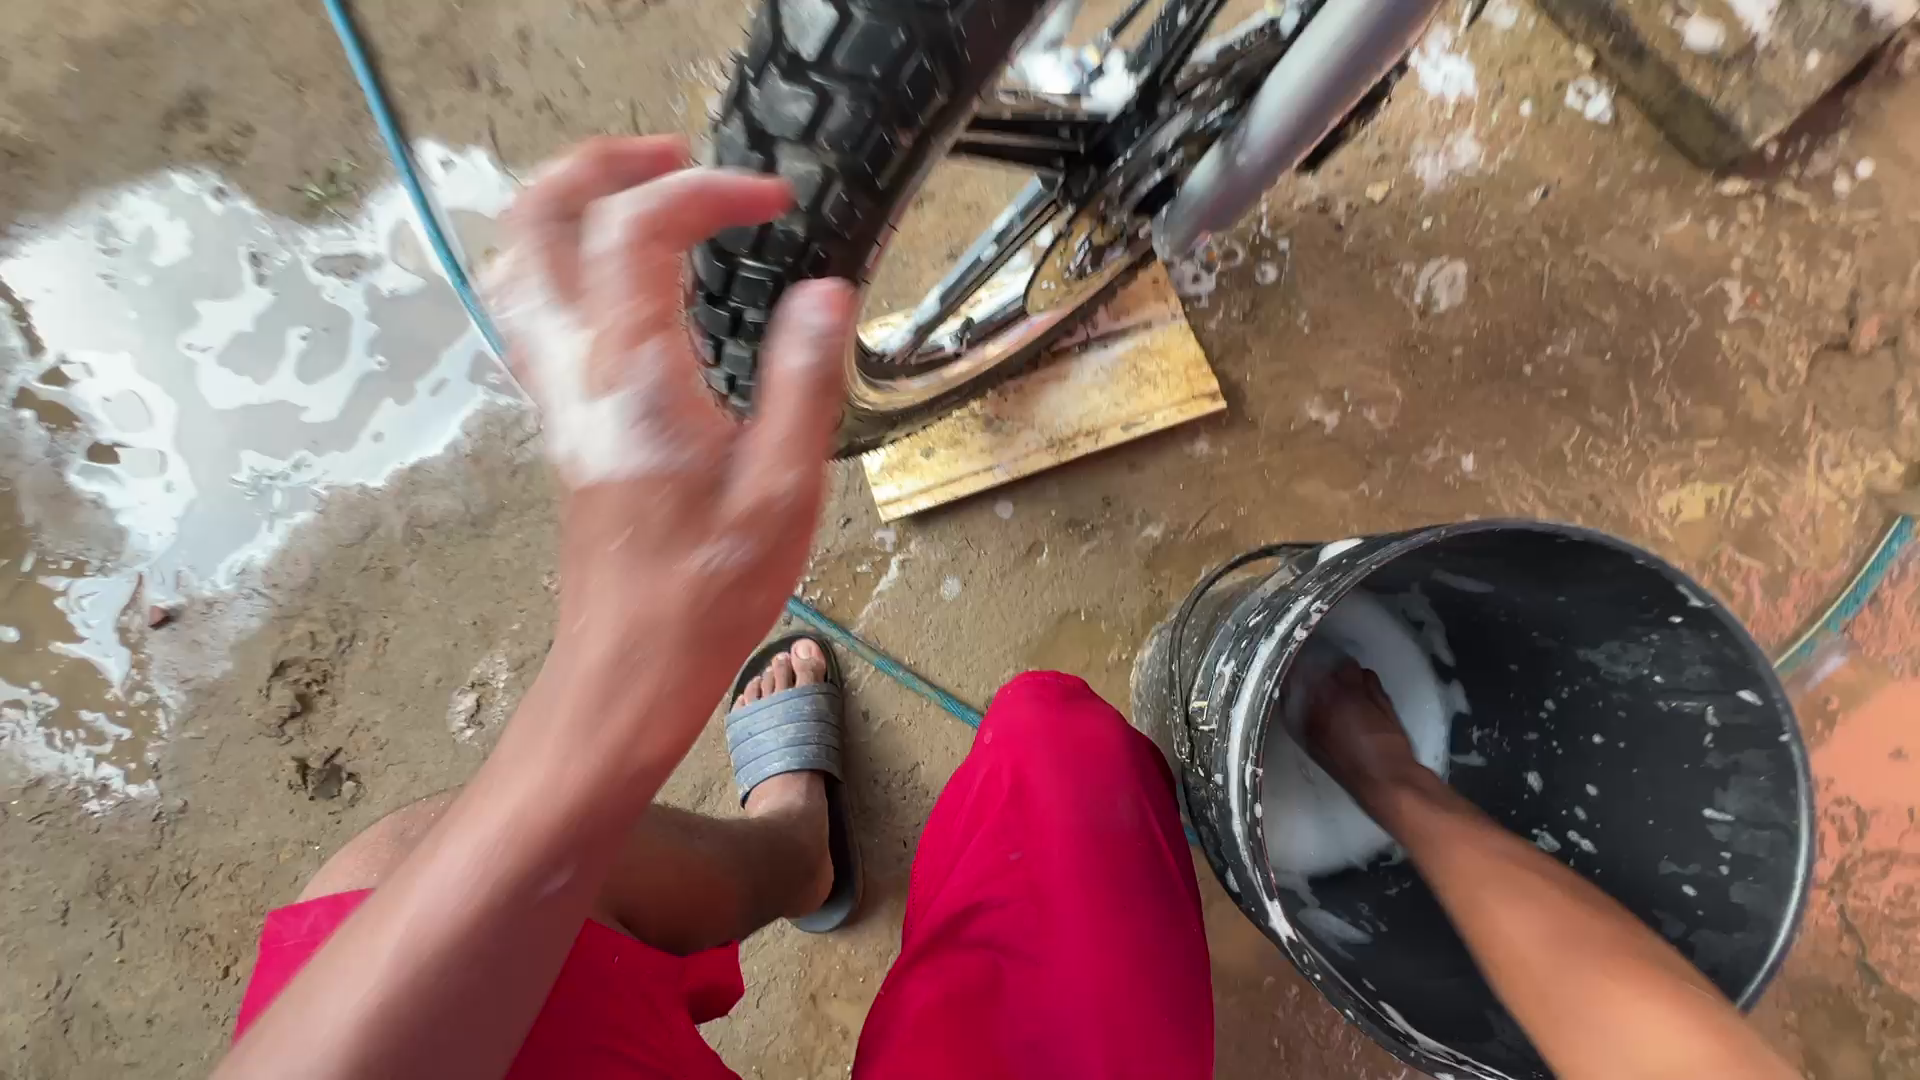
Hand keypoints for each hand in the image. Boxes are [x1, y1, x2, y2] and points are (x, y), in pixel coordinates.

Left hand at [488, 135, 856, 763]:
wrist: (633, 662)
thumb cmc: (710, 587)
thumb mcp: (783, 488)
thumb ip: (804, 381)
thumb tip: (827, 294)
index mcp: (635, 375)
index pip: (640, 228)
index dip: (708, 193)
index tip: (776, 205)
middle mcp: (578, 370)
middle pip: (540, 218)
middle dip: (606, 166)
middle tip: (682, 165)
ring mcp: (558, 397)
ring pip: (520, 262)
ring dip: (572, 208)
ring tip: (648, 202)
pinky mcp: (565, 426)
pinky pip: (534, 315)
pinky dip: (564, 266)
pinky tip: (622, 287)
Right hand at [1301, 661, 1425, 808]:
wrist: (1386, 774)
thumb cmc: (1345, 763)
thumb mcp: (1312, 741)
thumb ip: (1301, 715)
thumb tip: (1293, 698)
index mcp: (1312, 702)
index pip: (1296, 673)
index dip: (1294, 671)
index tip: (1295, 674)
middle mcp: (1333, 690)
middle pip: (1321, 664)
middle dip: (1318, 668)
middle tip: (1317, 678)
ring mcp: (1359, 689)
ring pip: (1345, 666)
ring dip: (1341, 671)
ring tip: (1340, 683)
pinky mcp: (1380, 693)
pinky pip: (1367, 675)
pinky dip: (1361, 679)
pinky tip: (1361, 691)